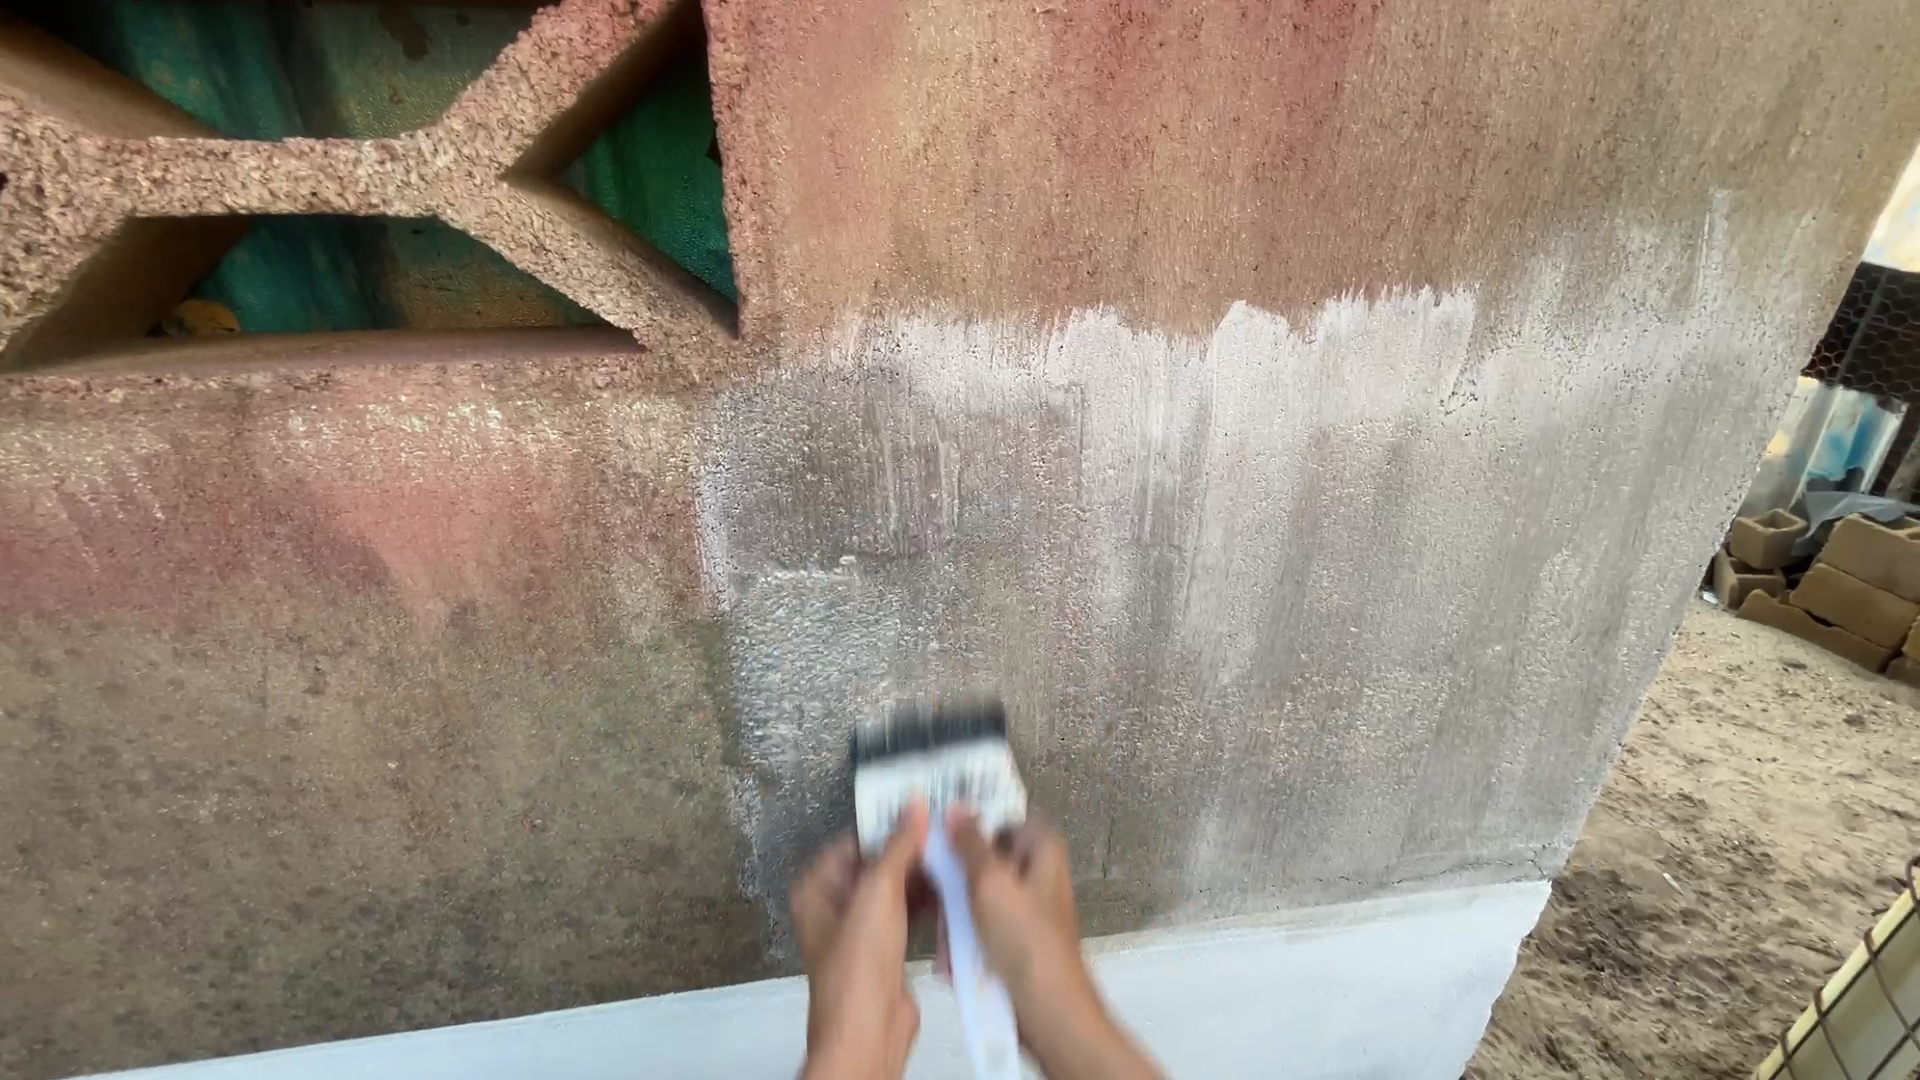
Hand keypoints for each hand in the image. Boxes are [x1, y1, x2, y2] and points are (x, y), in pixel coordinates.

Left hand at [792, 801, 928, 1079]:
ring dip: (923, 872)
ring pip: (895, 886)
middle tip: (947, 824)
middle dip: (910, 847)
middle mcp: (835, 902)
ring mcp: (861, 926)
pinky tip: (954, 883)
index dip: (889, 821)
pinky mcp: (885, 946)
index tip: (925, 804)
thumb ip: (899, 844)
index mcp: (818, 885)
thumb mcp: (879, 890)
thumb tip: (915, 801)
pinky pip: (907, 911)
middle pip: (877, 861)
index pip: (856, 838)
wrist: (869, 1032)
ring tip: (957, 848)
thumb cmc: (861, 957)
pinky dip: (927, 898)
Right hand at [947, 809, 1161, 1079]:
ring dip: (958, 917)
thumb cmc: (1025, 940)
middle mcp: (1039, 870)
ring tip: (948, 942)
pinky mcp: (1019, 936)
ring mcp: (1029, 905)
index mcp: (1042, 847)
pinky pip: (985, 924)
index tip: (942, 831)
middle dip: (959, 882)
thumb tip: (955, 808)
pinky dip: (969, 938)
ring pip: (980, 894)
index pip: (1004, 815)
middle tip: (941, 899)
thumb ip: (969, 843)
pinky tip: (955, 959)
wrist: (1049, 1012)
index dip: (975, 821)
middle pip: (987, 857)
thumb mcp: (990, 882)